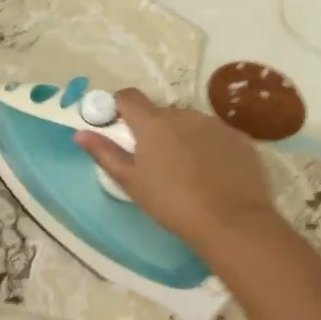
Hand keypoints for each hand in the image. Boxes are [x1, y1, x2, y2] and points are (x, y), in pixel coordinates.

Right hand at [75, 88, 284, 252]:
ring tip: (185, 170)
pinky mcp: (240, 138)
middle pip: (160, 112)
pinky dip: (208, 146)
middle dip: (152, 128)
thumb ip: (104, 153)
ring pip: (189, 122)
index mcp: (153, 123)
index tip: (118, 127)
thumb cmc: (172, 203)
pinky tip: (211, 174)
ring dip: (181, 136)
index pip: (128, 97)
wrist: (233, 223)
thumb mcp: (131, 182)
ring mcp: (215, 125)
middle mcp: (184, 115)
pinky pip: (214, 135)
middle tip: (152, 160)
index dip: (119, 107)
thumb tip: (80, 133)